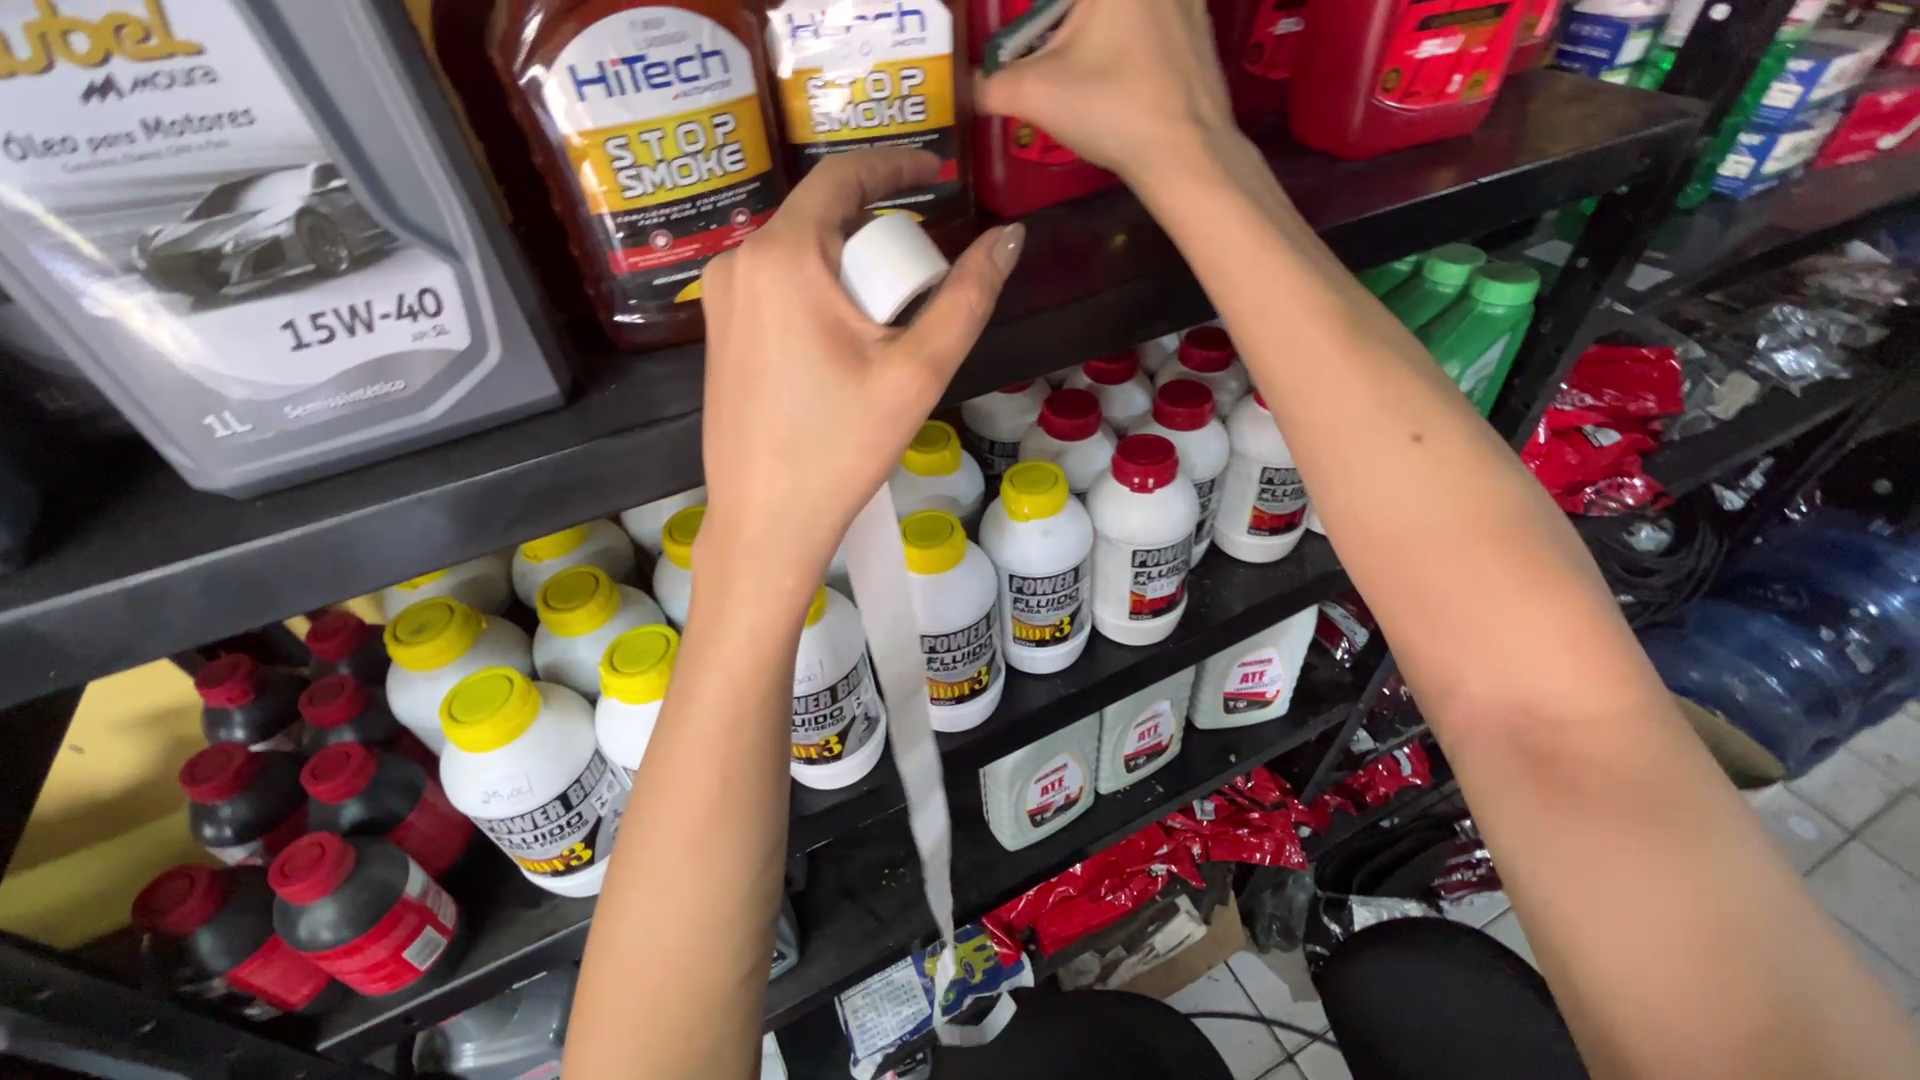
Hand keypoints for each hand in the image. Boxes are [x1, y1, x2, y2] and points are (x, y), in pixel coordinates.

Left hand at [697, 149, 1023, 591]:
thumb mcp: (917, 372)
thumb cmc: (841, 447)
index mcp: (783, 257)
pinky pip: (776, 283)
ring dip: (850, 265)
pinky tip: (844, 343)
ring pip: (799, 252)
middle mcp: (739, 262)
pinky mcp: (718, 330)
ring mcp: (721, 298)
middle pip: (821, 216)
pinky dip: (818, 290)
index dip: (896, 163)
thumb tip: (1008, 239)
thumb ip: (968, 297)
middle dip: (878, 232)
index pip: (842, 175)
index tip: (939, 174)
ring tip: (887, 323)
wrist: (766, 521)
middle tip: (921, 282)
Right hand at [976, 0, 1238, 185]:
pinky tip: (1119, 70)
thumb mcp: (1035, 95)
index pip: (1049, 2)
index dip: (1033, 19)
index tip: (1025, 46)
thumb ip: (990, 85)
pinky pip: (1150, 16)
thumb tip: (967, 87)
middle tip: (1040, 47)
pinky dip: (1127, 34)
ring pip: (1120, 12)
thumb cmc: (1111, 109)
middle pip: (1081, 8)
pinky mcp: (1199, 25)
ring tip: (1080, 63)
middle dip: (1058, 23)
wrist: (1186, 153)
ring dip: (1096, 28)